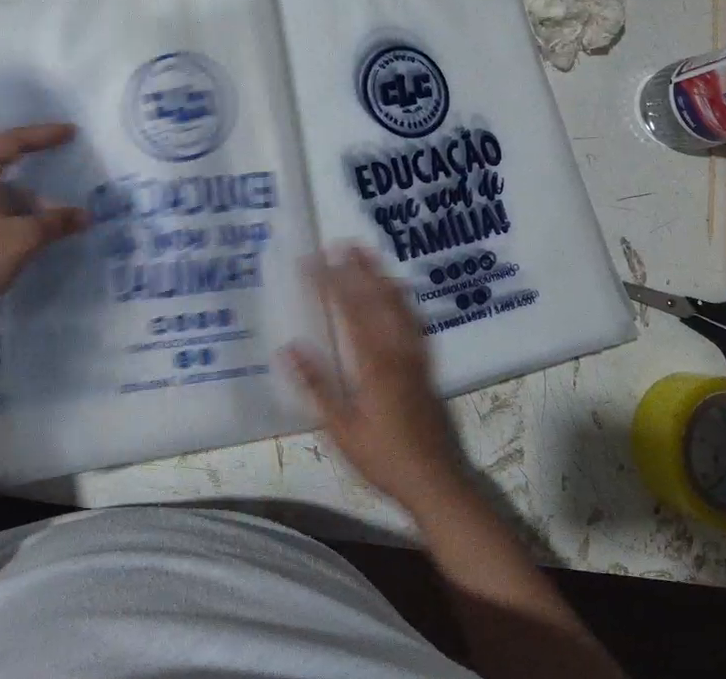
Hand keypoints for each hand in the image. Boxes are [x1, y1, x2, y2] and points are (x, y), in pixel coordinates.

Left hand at [0, 123, 89, 323]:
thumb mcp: (23, 239)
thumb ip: (56, 223)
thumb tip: (85, 216)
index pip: (9, 142)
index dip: (41, 134)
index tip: (70, 133)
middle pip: (1, 160)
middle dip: (34, 159)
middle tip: (60, 155)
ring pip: (0, 189)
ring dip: (29, 198)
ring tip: (56, 217)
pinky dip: (17, 211)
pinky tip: (34, 230)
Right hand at [283, 246, 469, 512]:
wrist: (436, 482)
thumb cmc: (383, 458)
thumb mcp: (341, 428)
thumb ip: (317, 386)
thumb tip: (288, 347)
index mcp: (374, 363)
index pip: (349, 311)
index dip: (330, 283)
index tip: (311, 261)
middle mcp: (399, 351)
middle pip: (377, 300)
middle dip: (357, 270)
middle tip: (340, 244)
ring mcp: (417, 358)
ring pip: (400, 307)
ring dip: (382, 277)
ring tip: (368, 255)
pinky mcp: (427, 368)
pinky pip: (416, 322)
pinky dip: (404, 301)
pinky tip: (399, 296)